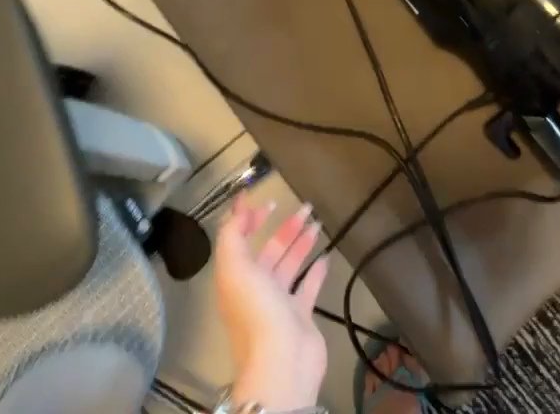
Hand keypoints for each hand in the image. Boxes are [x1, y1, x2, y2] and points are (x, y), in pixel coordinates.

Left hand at [214, 196, 331, 410]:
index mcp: (235, 278)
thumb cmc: (257, 312)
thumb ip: (233, 237)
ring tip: (317, 222)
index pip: (239, 241)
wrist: (283, 361)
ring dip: (301, 243)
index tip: (266, 198)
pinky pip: (308, 286)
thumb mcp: (236, 270)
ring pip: (290, 265)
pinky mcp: (301, 314)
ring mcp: (279, 302)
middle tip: (306, 207)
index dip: (248, 219)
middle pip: (269, 251)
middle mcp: (255, 288)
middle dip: (284, 228)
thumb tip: (238, 208)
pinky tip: (326, 255)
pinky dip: (316, 269)